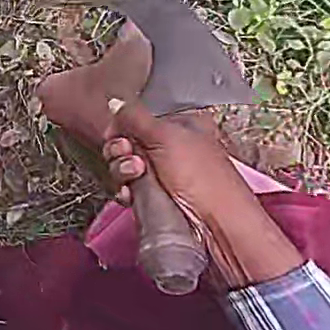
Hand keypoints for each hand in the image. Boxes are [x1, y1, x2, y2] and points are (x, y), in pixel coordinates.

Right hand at [100, 96, 306, 286]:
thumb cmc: (204, 180)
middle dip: (121, 149)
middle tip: (131, 155)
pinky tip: (132, 193)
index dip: (123, 125)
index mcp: (182, 125)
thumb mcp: (166, 136)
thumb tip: (114, 102)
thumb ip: (135, 117)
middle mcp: (172, 147)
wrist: (215, 227)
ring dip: (122, 170)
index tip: (118, 133)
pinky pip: (126, 187)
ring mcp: (162, 173)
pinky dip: (125, 189)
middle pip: (126, 140)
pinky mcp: (154, 196)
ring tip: (137, 175)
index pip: (139, 117)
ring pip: (123, 165)